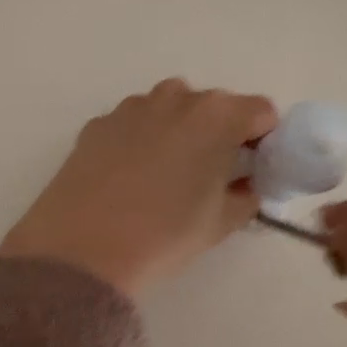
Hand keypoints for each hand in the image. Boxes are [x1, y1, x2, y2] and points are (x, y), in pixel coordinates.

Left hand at [0, 79, 276, 295]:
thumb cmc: (165, 234)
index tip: (253, 170)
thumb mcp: (221, 223)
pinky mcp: (96, 124)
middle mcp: (176, 97)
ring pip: (170, 111)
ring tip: (165, 180)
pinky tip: (127, 181)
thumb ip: (245, 196)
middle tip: (211, 178)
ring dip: (177, 134)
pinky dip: (139, 143)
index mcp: (218, 116)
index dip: (263, 141)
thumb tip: (244, 185)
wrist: (83, 249)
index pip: (261, 112)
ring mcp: (131, 107)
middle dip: (220, 135)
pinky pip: (132, 126)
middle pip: (214, 107)